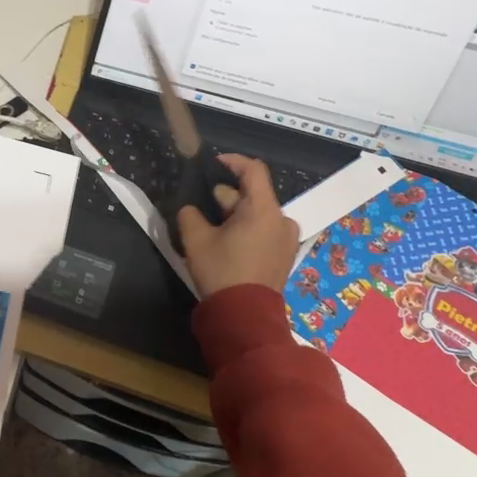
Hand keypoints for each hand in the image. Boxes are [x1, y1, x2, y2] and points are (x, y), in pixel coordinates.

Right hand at [175, 153, 300, 296]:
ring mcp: (286, 239)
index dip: (233, 161)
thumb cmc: (221, 271)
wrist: (245, 315)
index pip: (254, 171)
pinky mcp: (284, 255)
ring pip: (258, 214)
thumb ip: (190, 215)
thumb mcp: (196, 240)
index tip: (214, 162)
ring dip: (235, 214)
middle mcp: (281, 220)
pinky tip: (226, 242)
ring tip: (210, 227)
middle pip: (254, 194)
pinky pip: (264, 230)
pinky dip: (246, 228)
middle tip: (201, 205)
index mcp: (263, 210)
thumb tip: (191, 209)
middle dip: (226, 196)